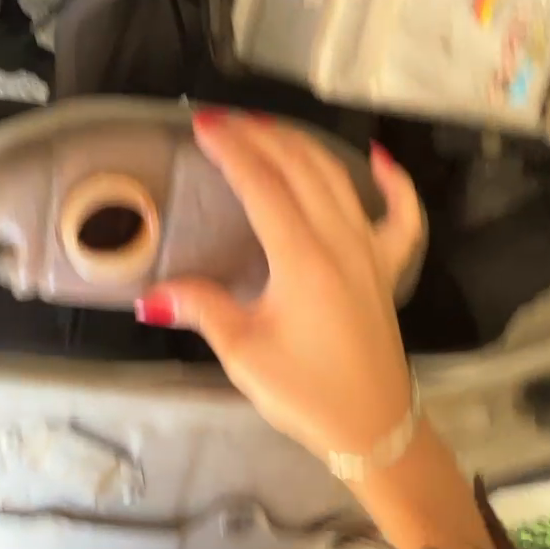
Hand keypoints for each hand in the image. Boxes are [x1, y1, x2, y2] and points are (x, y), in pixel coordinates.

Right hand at [135, 114, 423, 457]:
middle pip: (299, 168)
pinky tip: (377, 158)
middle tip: (224, 120)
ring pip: (337, 178)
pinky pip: (401, 213)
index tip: (203, 126)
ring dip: (301, 146)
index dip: (232, 150)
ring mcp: (370, 250)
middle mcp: (341, 241)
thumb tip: (148, 294)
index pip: (262, 184)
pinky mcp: (387, 267)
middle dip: (260, 135)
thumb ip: (201, 309)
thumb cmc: (305, 391)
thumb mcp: (243, 352)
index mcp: (302, 258)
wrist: (373, 428)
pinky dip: (392, 181)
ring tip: (267, 126)